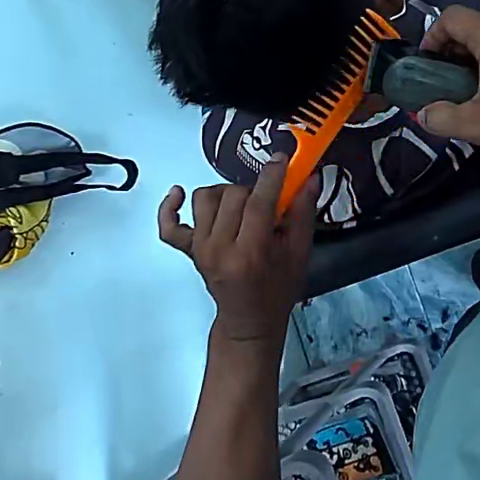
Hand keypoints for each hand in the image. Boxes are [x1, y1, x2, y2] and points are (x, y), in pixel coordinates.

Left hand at [158, 158, 319, 344]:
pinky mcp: (188, 250)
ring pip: (205, 199)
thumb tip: (310, 177)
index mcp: (251, 253)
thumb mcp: (300, 253)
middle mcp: (220, 248)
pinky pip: (169, 225)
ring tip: (243, 204)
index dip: (272, 177)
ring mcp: (200, 249)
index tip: (282, 159)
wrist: (249, 320)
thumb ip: (303, 213)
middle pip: (232, 196)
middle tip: (269, 201)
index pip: (259, 203)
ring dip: (226, 194)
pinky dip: (170, 207)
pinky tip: (179, 194)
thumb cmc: (278, 289)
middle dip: (254, 190)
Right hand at [415, 6, 479, 154]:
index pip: (450, 17)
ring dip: (476, 59)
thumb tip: (424, 115)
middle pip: (472, 26)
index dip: (431, 38)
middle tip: (446, 83)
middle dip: (452, 52)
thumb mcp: (479, 123)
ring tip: (473, 92)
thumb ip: (442, 118)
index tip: (426, 66)